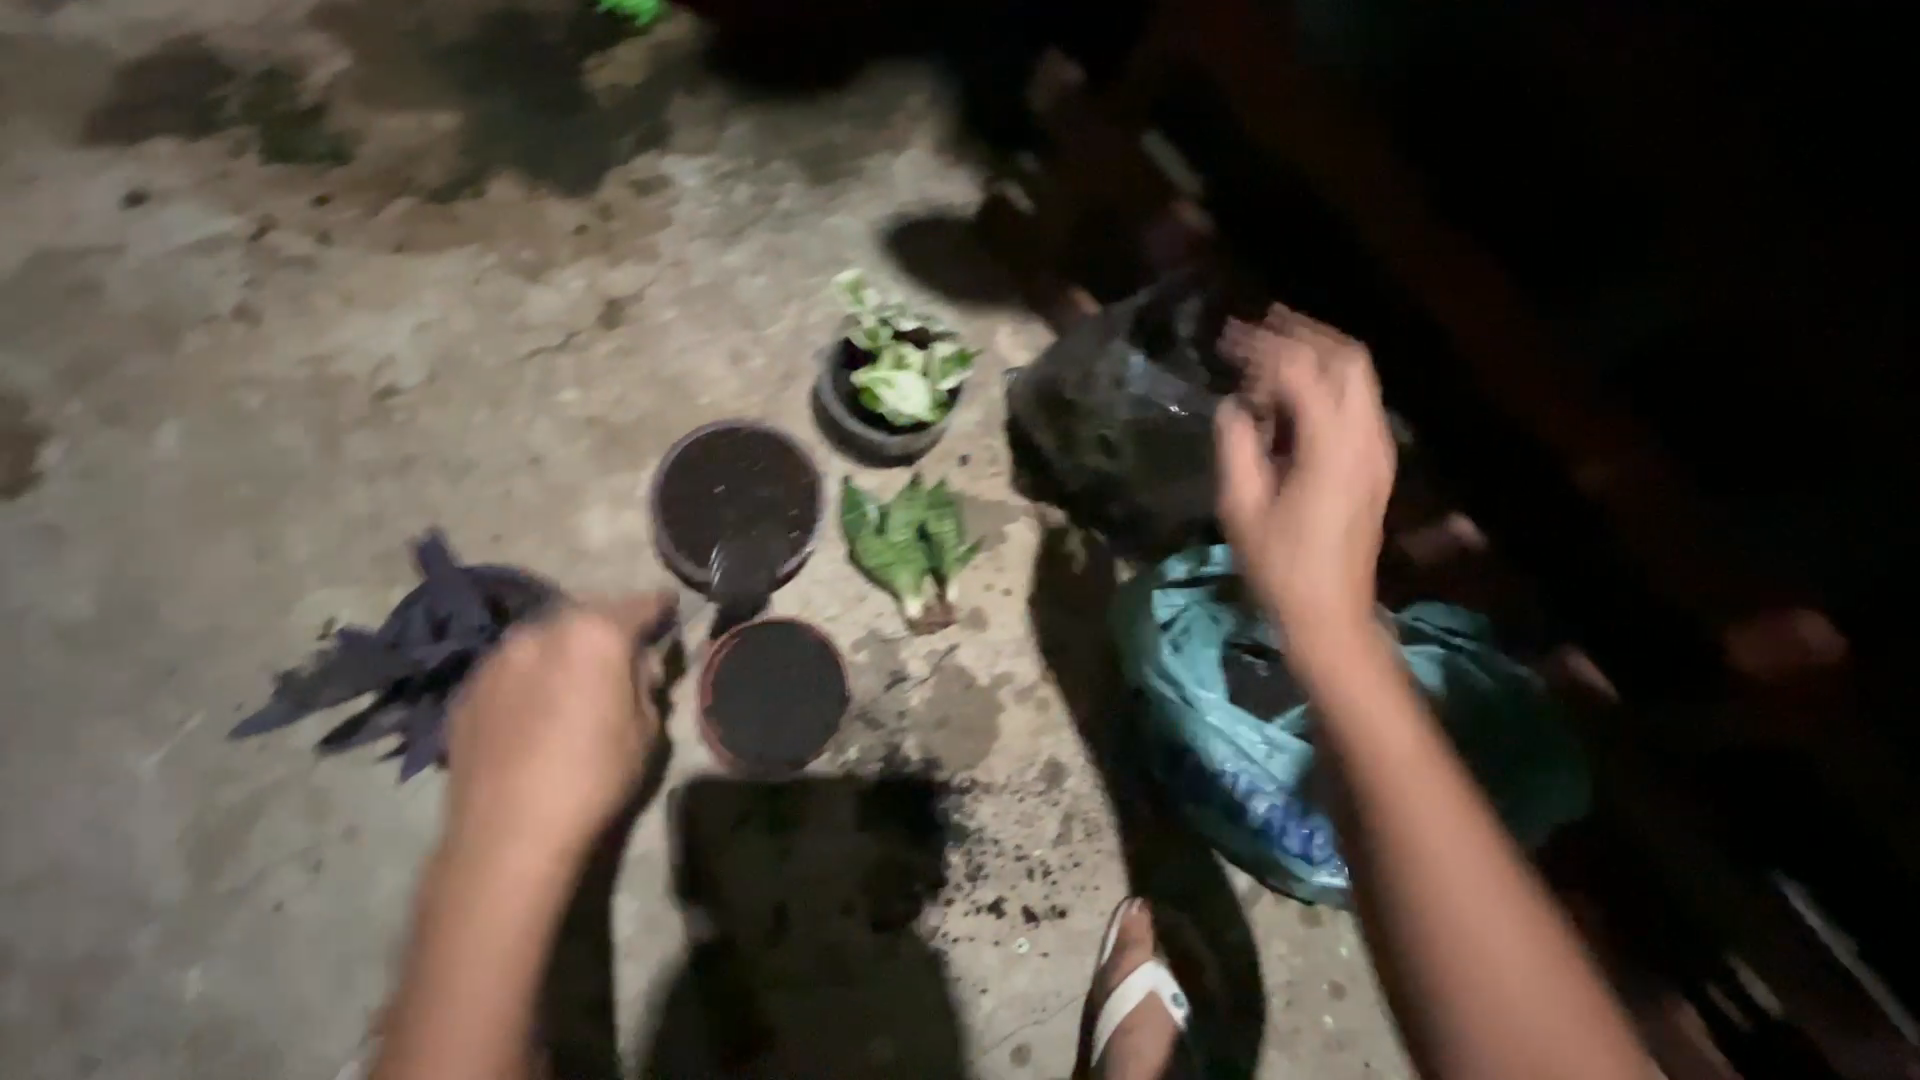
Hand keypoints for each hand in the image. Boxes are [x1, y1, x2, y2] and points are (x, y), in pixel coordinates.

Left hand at [442, 592, 677, 867]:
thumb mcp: (648, 729)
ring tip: (574, 682)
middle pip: (585, 617)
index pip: (639, 605)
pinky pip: (510, 670)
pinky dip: (529, 678)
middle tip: (622, 655)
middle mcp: (541, 631)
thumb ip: (644, 683)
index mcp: (595, 634)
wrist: (509, 833)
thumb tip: (633, 667)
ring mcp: (496, 659)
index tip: (669, 605)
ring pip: (542, 640)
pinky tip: (535, 710)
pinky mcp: (466, 691)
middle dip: (607, 629)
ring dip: (563, 651)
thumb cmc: (595, 777)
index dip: (660, 607)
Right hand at [1216, 305, 1395, 647]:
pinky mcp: (1377, 463)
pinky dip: (1330, 382)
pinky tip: (1297, 391)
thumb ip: (1236, 447)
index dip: (1264, 348)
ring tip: (1278, 344)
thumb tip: (1233, 407)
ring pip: (1360, 376)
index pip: (1300, 373)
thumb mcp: (1242, 508)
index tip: (1229, 337)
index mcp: (1330, 447)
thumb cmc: (1280, 565)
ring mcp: (1378, 449)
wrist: (1331, 612)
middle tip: (1262, 323)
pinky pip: (1360, 401)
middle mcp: (1365, 437)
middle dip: (1304, 333)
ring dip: (1320, 353)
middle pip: (1347, 358)